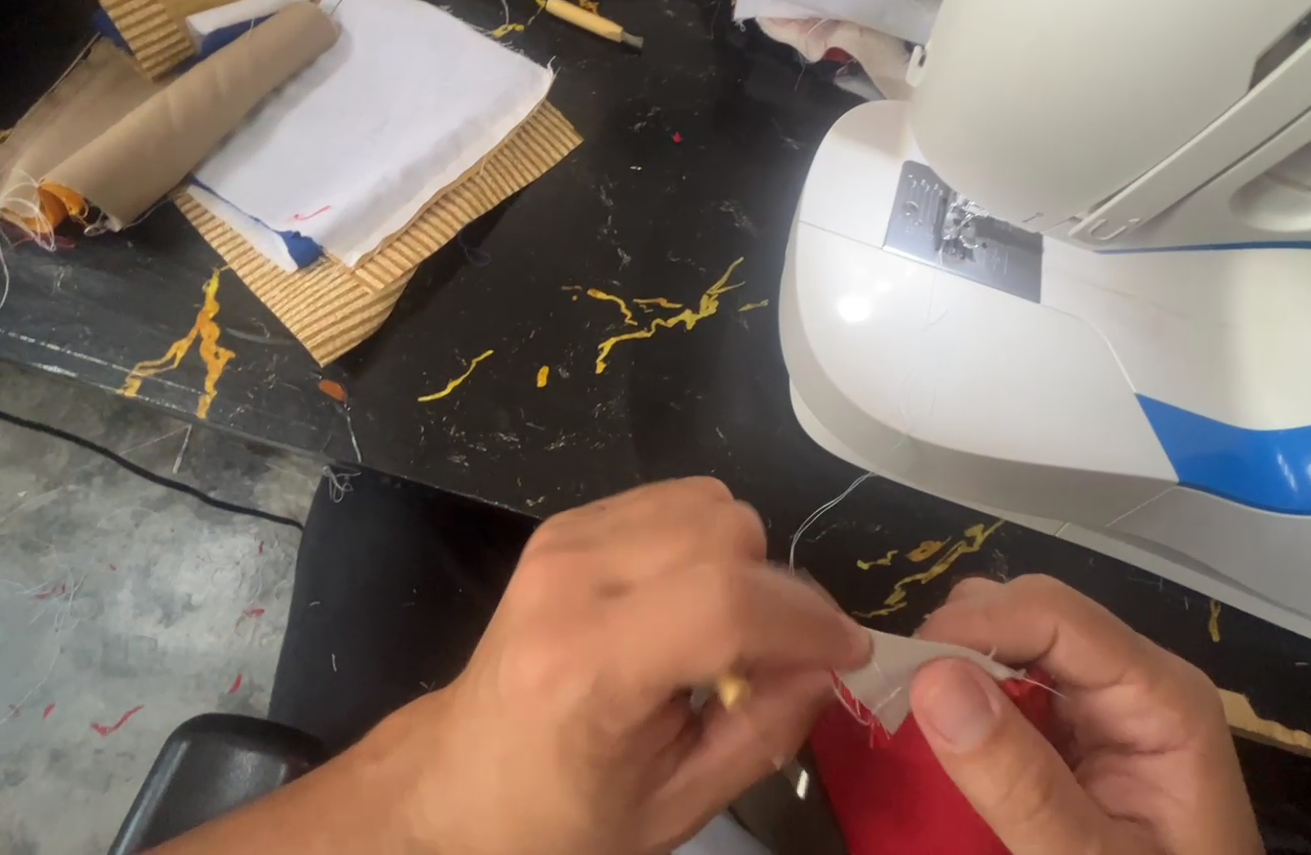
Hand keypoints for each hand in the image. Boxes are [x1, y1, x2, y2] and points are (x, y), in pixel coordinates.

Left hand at [177, 478, 864, 854]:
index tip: (848, 650)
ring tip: (715, 625)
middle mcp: (571, 578)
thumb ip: (767, 730)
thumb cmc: (564, 812)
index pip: (722, 604)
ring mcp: (564, 537)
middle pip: (725, 531)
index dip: (805, 620)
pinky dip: (703, 540)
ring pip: (708, 502)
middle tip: (764, 655)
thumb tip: (827, 658)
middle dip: (772, 592)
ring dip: (739, 561)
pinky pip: (675, 499)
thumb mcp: (677, 805)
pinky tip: (679, 593)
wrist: (461, 773)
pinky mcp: (565, 521)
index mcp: (589, 665)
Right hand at [909, 575, 1260, 854]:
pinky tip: (947, 725)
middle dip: (959, 638)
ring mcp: (1102, 690)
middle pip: (1027, 607)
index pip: (1052, 612)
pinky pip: (1005, 665)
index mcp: (1160, 695)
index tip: (907, 669)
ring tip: (924, 715)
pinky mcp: (1073, 713)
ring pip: (1008, 626)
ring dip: (955, 657)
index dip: (973, 624)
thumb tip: (931, 677)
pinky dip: (962, 681)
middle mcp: (1133, 672)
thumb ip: (1020, 785)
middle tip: (905, 697)